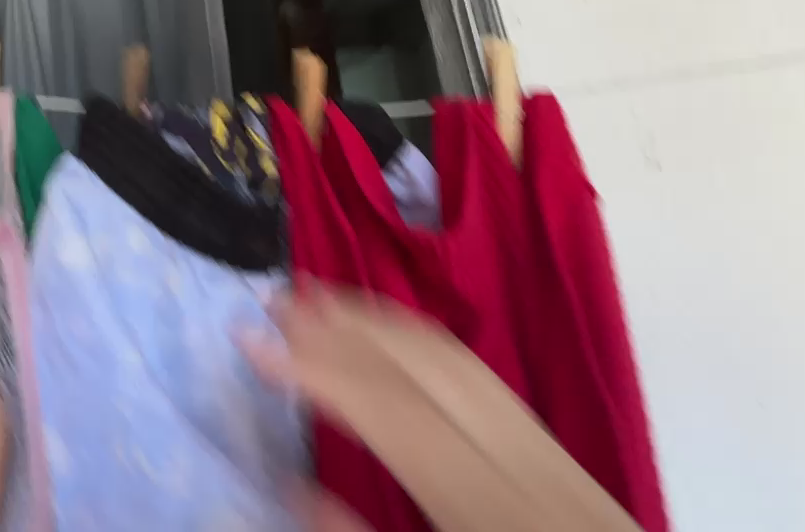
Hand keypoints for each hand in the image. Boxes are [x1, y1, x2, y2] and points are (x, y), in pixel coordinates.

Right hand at [237, 280, 640, 531]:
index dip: (315, 367)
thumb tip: (291, 484)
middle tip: (271, 299)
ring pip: (450, 356)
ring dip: (371, 318)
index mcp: (494, 509)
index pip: (392, 413)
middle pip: (422, 366)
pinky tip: (376, 325)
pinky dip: (412, 334)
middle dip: (338, 323)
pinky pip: (474, 370)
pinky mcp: (553, 448)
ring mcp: (550, 452)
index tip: (250, 338)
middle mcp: (530, 468)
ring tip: (309, 296)